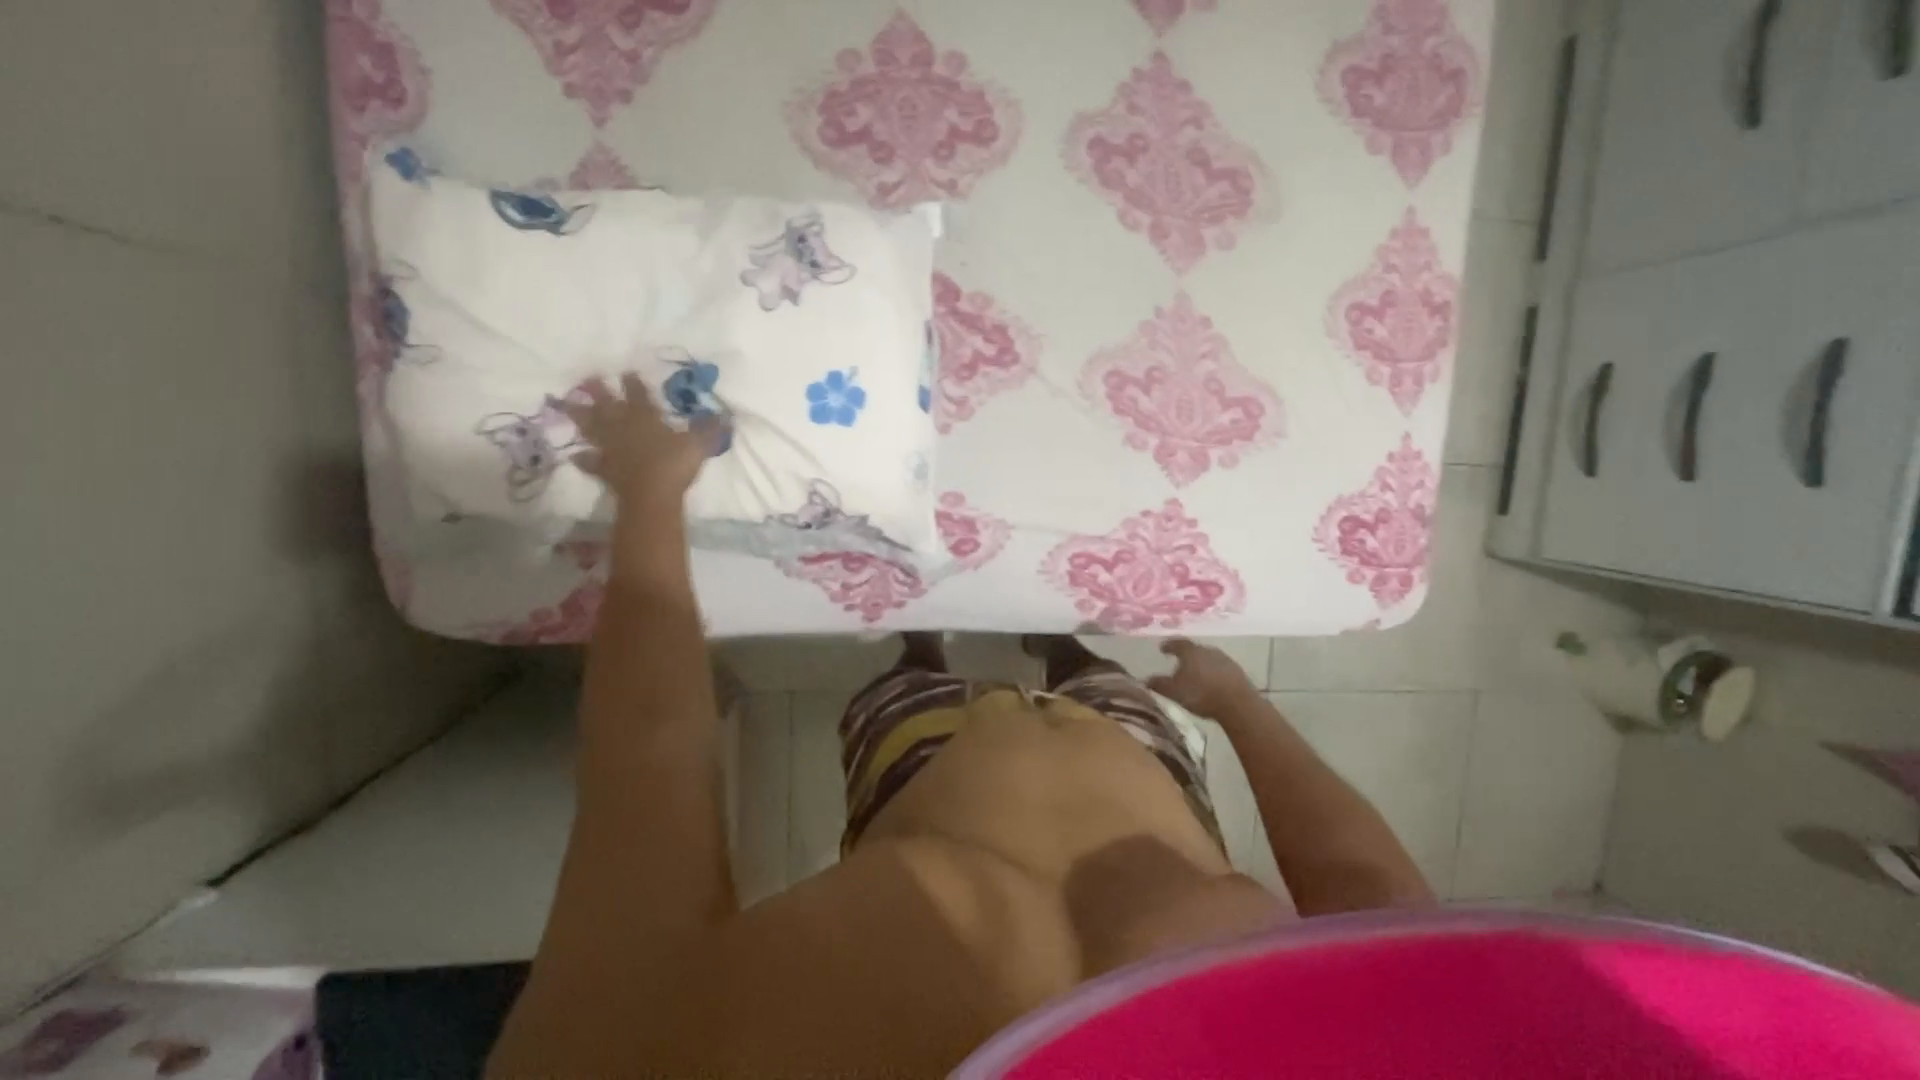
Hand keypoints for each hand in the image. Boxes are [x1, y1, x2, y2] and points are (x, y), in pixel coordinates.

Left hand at [563, 374, 727, 507]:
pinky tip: (577, 455)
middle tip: (588, 378)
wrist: (651, 495)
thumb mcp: (698, 444)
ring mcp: (611, 449)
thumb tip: (726, 415)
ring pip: (592, 428)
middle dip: (598, 391)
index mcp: (646, 418)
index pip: (638, 395)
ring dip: (579, 417)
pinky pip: (591, 462)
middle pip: (607, 406)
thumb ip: (709, 429)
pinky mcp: (605, 470)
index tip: (626, 372)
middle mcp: (624, 428)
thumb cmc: (674, 465)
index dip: (632, 383)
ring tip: (566, 405)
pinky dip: (584, 458)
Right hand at [1146, 639, 1258, 720]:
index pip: (1177, 643)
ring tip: (1195, 675)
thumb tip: (1146, 680)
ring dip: (1201, 665)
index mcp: (1190, 652)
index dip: (1169, 645)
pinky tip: (1211, 683)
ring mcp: (1224, 659)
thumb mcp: (1173, 692)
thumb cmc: (1200, 694)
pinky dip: (1213, 673)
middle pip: (1194, 650)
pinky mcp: (1237, 671)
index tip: (1162, 648)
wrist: (1237, 703)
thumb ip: (1159, 684)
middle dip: (1186, 656)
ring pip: (1208, 659)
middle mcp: (1207, 650)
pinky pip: (1220, 669)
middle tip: (1179, 663)